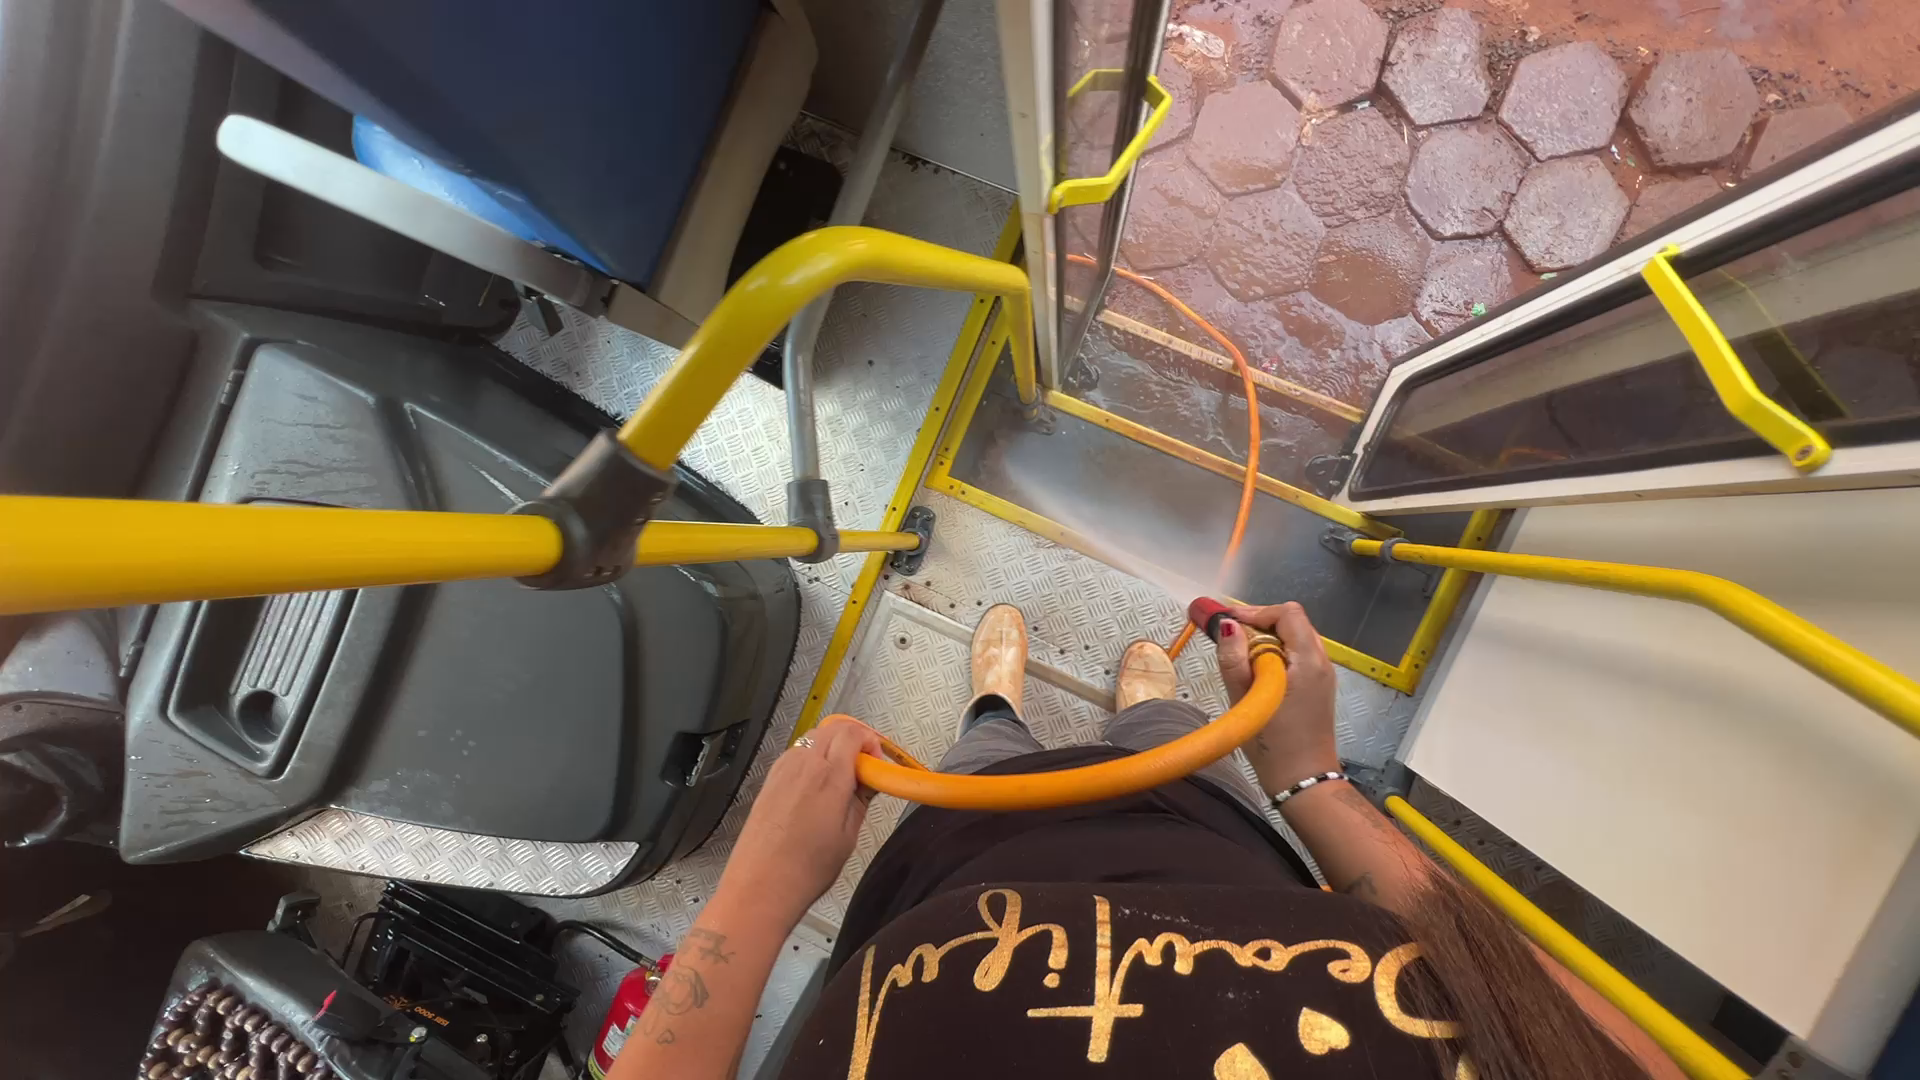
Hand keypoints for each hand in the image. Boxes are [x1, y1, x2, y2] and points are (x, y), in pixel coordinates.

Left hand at [718, 717, 884, 922]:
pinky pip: (797, 752)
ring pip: (814, 737)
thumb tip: (872, 780)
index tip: (877, 763)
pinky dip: (813, 755)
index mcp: (829, 776)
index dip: (871, 741)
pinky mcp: (770, 779)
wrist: (759, 888)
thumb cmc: (807, 869)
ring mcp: (784, 769)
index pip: (854, 733)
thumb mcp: (848, 835)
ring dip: (833, 745)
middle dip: (854, 738)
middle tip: (865, 764)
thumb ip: (861, 799)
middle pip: (834, 727)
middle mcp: (805, 764)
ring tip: (842, 775)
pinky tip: (817, 783)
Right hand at [1214, 602, 1339, 794]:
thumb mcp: (1244, 699)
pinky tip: (1255, 672)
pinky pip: (1296, 656)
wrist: (1303, 781)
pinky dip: (1274, 654)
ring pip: (1294, 639)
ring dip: (1265, 639)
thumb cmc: (1272, 743)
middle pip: (1292, 623)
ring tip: (1238, 655)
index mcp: (1308, 661)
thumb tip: (1227, 624)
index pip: (1287, 614)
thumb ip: (1234, 659)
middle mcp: (1322, 662)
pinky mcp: (1317, 687)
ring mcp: (1322, 675)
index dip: (1255, 612)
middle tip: (1228, 638)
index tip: (1227, 624)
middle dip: (1258, 624)